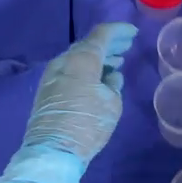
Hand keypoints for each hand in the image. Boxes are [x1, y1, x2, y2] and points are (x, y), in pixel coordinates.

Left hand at [0, 23, 137, 182]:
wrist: (52, 151)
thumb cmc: (87, 124)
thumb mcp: (112, 104)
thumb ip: (113, 84)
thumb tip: (110, 75)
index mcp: (81, 59)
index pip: (101, 35)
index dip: (119, 31)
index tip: (133, 33)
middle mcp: (64, 61)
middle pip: (88, 45)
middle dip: (109, 44)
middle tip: (126, 46)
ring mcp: (52, 75)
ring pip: (78, 58)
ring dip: (97, 58)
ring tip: (116, 62)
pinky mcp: (47, 90)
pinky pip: (70, 70)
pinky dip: (86, 69)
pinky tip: (98, 77)